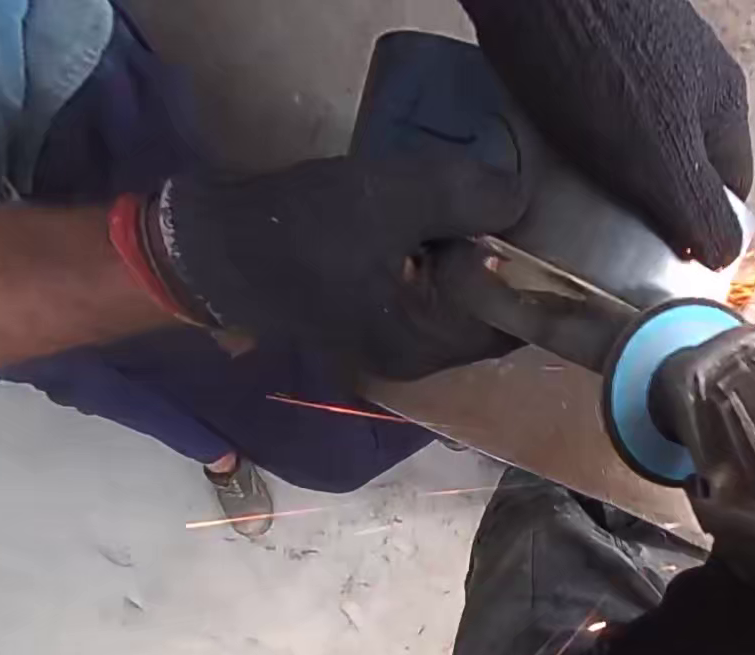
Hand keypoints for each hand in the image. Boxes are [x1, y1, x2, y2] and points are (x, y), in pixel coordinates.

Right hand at [144, 153, 527, 379]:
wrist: (213, 251)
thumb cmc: (297, 230)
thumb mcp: (384, 200)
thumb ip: (460, 197)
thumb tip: (521, 196)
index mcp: (426, 345)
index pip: (509, 322)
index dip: (532, 276)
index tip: (541, 227)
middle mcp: (422, 358)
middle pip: (490, 318)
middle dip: (505, 270)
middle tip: (514, 215)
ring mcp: (401, 344)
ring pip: (463, 308)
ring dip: (477, 267)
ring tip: (486, 216)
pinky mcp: (383, 323)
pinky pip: (436, 300)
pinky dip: (449, 269)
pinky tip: (448, 231)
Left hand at [461, 0, 752, 267]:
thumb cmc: (600, 68)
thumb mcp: (661, 158)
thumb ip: (699, 211)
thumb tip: (724, 260)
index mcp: (724, 109)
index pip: (731, 196)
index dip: (705, 233)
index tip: (666, 261)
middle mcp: (695, 84)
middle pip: (689, 173)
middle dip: (660, 211)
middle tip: (621, 239)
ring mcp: (649, 64)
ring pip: (645, 150)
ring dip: (620, 184)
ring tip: (584, 204)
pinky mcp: (601, 53)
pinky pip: (605, 123)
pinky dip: (589, 150)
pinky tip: (561, 160)